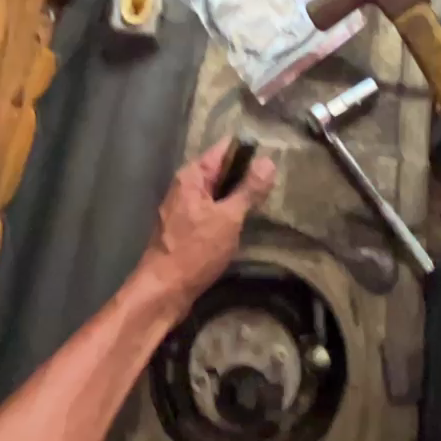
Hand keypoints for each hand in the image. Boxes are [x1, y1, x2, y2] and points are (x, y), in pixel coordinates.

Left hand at [138, 138, 277, 313]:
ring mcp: (184, 207)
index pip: (224, 149)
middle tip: (276, 183)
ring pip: (217, 192)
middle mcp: (185, 185)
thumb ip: (248, 190)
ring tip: (267, 200)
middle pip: (221, 170)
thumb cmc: (195, 251)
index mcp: (192, 176)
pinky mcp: (186, 227)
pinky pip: (212, 210)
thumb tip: (268, 161)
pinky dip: (228, 213)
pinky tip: (245, 222)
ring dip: (238, 197)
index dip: (248, 151)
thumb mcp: (228, 218)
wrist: (164, 291)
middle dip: (246, 175)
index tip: (274, 158)